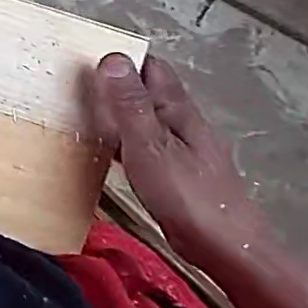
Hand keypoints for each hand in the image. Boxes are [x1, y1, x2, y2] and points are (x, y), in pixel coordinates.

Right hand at [88, 53, 267, 264]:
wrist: (226, 249)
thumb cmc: (188, 196)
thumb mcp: (150, 145)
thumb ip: (130, 104)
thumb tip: (114, 58)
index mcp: (178, 109)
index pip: (151, 66)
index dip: (124, 57)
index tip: (89, 57)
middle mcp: (182, 122)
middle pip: (149, 89)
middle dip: (118, 82)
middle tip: (81, 84)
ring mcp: (181, 147)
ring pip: (145, 116)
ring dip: (120, 110)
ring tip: (87, 111)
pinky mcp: (176, 171)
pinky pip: (144, 142)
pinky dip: (124, 138)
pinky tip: (110, 149)